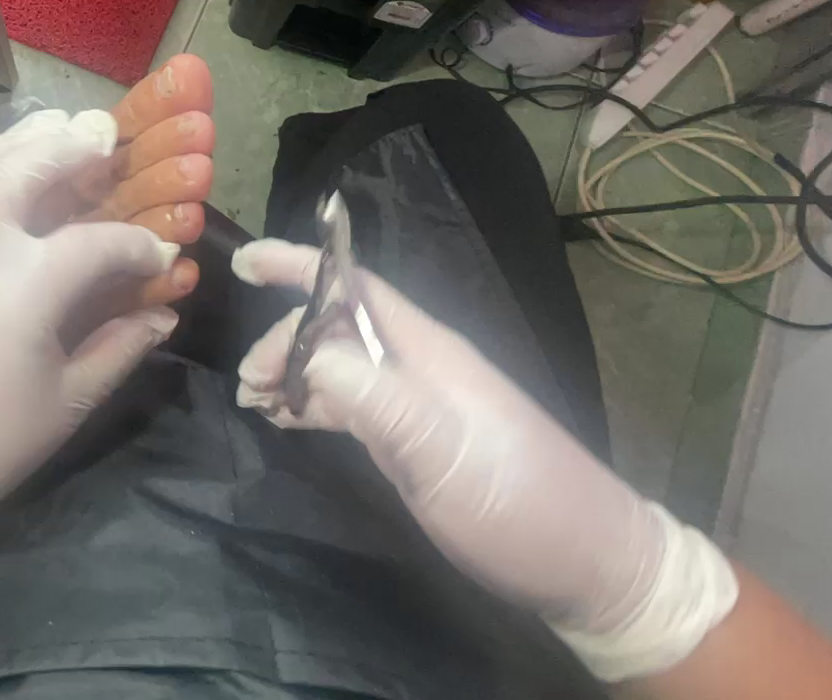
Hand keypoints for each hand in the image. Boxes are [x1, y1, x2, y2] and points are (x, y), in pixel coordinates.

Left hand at [0, 109, 180, 535]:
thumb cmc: (2, 436)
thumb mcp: (74, 398)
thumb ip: (124, 345)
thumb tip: (168, 309)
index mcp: (21, 298)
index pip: (90, 247)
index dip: (134, 246)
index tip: (160, 254)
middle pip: (14, 176)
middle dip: (61, 148)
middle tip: (101, 133)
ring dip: (16, 142)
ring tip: (55, 126)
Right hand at [233, 239, 738, 682]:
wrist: (585, 569)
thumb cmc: (520, 501)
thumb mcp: (445, 451)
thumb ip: (376, 398)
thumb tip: (309, 353)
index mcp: (424, 349)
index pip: (352, 285)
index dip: (299, 266)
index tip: (246, 263)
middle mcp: (410, 364)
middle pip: (331, 328)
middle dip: (283, 341)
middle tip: (249, 384)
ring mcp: (406, 400)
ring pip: (330, 365)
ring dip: (287, 374)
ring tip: (251, 400)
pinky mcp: (403, 436)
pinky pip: (341, 403)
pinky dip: (304, 404)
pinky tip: (278, 416)